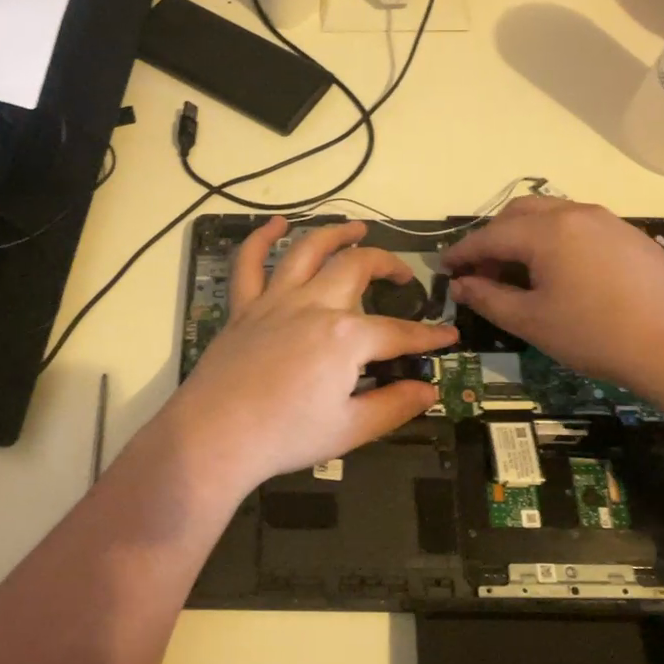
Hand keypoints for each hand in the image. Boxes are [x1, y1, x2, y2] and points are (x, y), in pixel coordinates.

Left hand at [150, 218, 457, 495]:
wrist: (214, 436)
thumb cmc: (285, 436)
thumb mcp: (350, 429)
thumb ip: (394, 406)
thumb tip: (429, 390)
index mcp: (346, 336)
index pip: (399, 332)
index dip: (428, 336)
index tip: (448, 337)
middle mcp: (314, 304)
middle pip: (357, 267)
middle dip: (387, 265)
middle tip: (402, 275)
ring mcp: (275, 301)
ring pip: (307, 250)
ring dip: (335, 233)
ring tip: (356, 228)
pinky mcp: (243, 308)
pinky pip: (249, 263)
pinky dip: (261, 239)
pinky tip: (276, 226)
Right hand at [442, 196, 663, 395]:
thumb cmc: (596, 336)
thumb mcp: (532, 322)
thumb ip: (489, 298)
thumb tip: (461, 285)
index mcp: (546, 230)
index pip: (490, 236)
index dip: (462, 253)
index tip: (444, 269)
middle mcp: (576, 213)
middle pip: (519, 213)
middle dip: (492, 238)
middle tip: (480, 272)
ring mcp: (608, 221)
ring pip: (552, 215)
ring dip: (524, 236)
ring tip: (518, 273)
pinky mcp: (631, 237)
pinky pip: (579, 227)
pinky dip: (555, 241)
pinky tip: (560, 274)